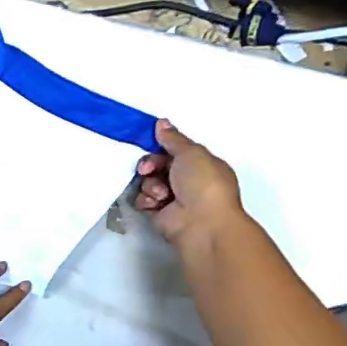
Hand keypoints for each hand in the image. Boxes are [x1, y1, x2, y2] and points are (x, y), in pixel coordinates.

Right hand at [134, 119, 243, 244]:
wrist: (201, 222)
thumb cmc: (204, 183)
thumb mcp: (192, 152)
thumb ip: (173, 138)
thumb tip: (161, 123)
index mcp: (201, 164)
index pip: (174, 151)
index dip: (160, 147)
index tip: (150, 144)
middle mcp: (187, 181)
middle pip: (157, 165)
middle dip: (150, 165)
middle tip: (147, 169)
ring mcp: (172, 198)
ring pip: (148, 182)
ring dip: (151, 185)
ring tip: (161, 194)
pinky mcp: (158, 213)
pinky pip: (142, 200)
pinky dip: (146, 200)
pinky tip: (156, 203)